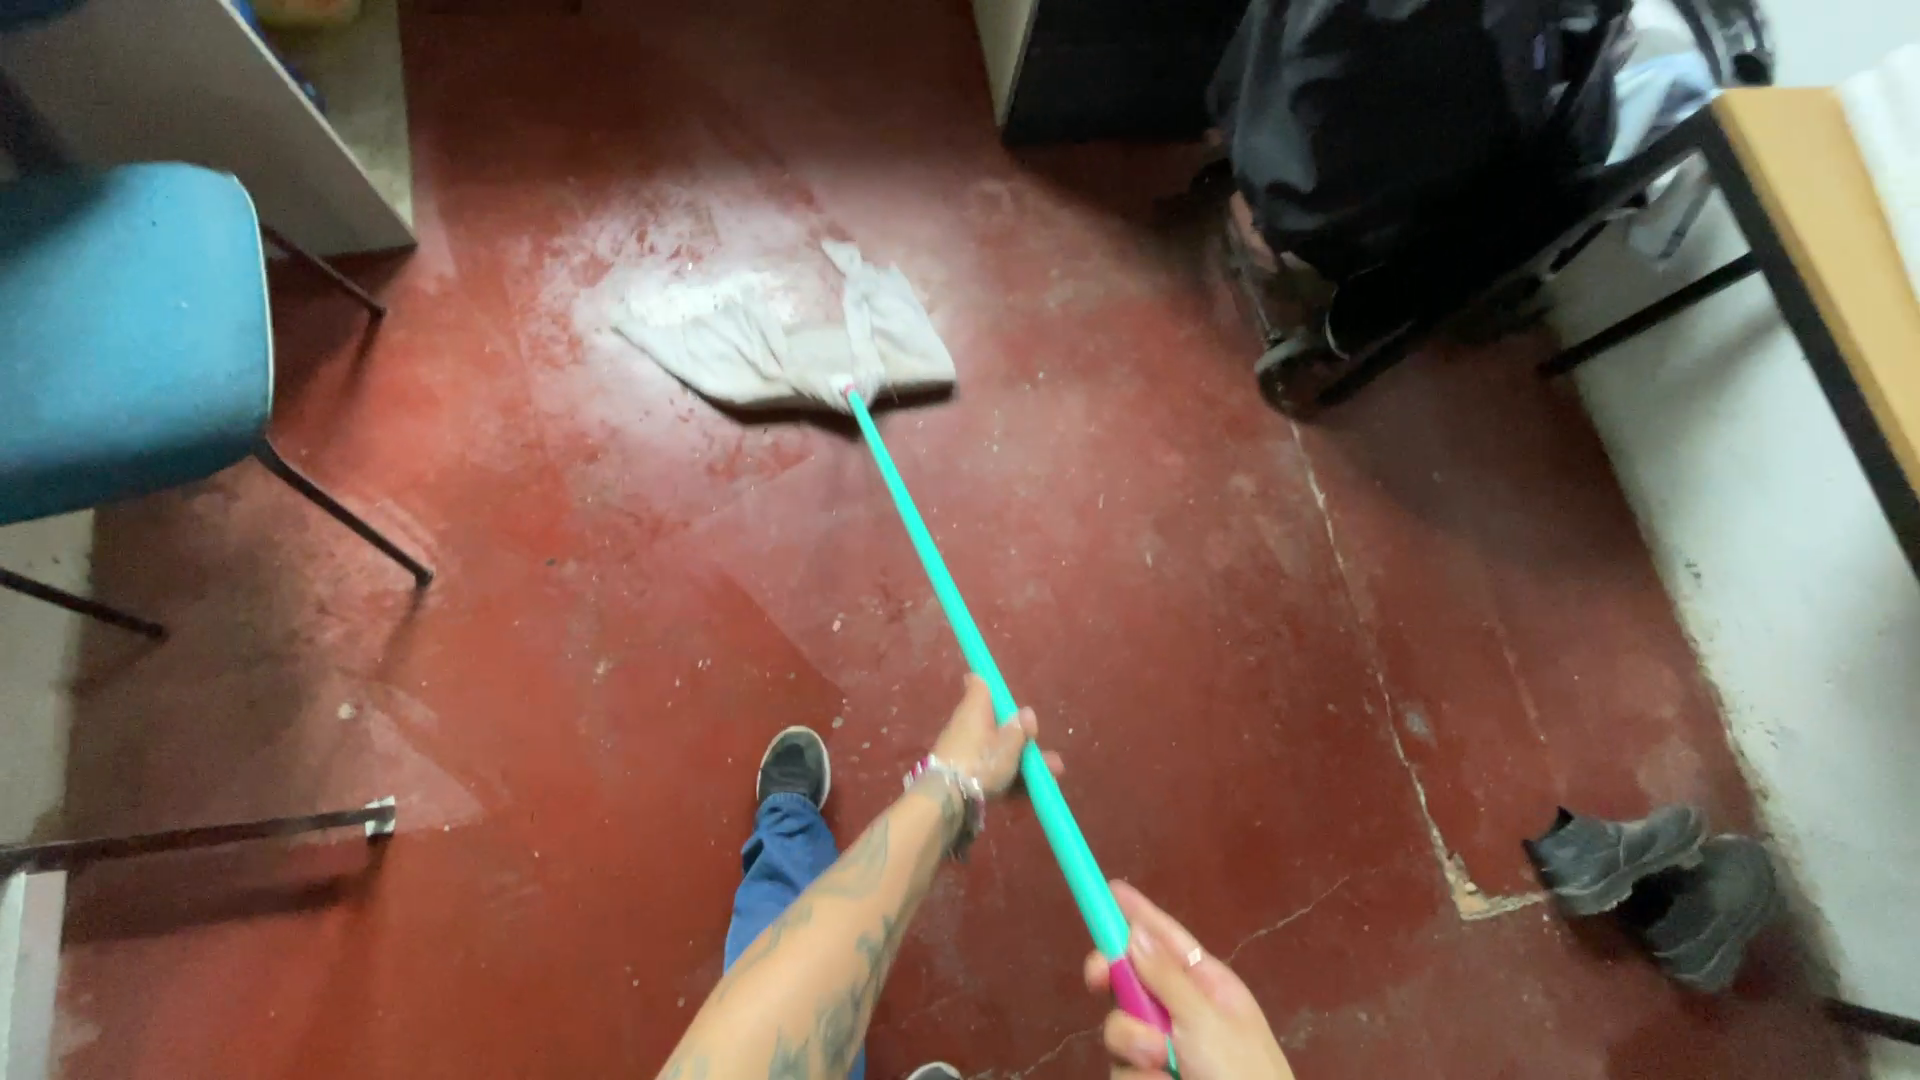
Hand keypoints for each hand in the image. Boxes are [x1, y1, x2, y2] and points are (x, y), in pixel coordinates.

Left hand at [929, 674, 1062, 796]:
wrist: (946, 802)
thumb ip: (1020, 729)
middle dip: (1022, 740)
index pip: (978, 685)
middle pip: (996, 725)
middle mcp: (966, 726)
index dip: (989, 684)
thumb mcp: (1008, 745)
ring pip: (996, 752)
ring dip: (1022, 764)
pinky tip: (1030, 793)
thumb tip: (1026, 712)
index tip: (1000, 690)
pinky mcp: (962, 777)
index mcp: (975, 709)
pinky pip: (990, 773)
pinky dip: (1008, 781)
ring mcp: (963, 752)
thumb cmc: (981, 762)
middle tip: (1049, 757)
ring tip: (1052, 776)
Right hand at [1084, 883, 1294, 1079]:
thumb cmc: (1244, 1079)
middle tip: (1097, 979)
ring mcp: (1167, 1054)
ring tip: (1163, 1067)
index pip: (1166, 939)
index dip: (1137, 914)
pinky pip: (1123, 1071)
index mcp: (1208, 987)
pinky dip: (1139, 1079)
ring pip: (1120, 1027)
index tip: (1109, 890)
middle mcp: (1182, 1015)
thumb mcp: (1209, 1023)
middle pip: (1129, 978)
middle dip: (1113, 980)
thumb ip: (1166, 978)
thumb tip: (1135, 932)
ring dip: (1134, 1044)